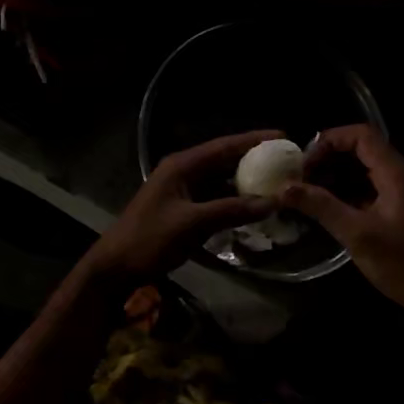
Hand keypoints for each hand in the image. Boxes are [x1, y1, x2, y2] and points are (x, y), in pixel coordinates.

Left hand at [85, 130, 282, 279]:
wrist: (116, 266)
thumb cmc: (149, 239)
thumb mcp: (191, 223)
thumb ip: (231, 211)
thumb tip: (271, 202)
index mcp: (181, 166)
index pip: (223, 146)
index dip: (253, 140)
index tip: (282, 136)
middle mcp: (184, 172)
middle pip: (224, 160)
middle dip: (255, 160)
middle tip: (286, 160)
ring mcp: (184, 191)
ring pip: (222, 180)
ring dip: (247, 182)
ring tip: (279, 181)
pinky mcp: (185, 209)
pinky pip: (216, 198)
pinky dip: (235, 201)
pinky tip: (256, 206)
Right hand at [279, 125, 403, 317]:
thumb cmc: (398, 263)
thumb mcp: (355, 234)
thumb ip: (321, 205)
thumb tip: (283, 188)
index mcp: (398, 174)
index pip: (363, 135)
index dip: (330, 140)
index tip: (305, 161)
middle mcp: (403, 173)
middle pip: (363, 147)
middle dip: (329, 157)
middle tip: (302, 176)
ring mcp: (403, 188)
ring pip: (364, 166)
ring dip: (336, 173)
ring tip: (308, 188)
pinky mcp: (399, 203)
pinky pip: (370, 183)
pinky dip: (347, 187)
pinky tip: (325, 202)